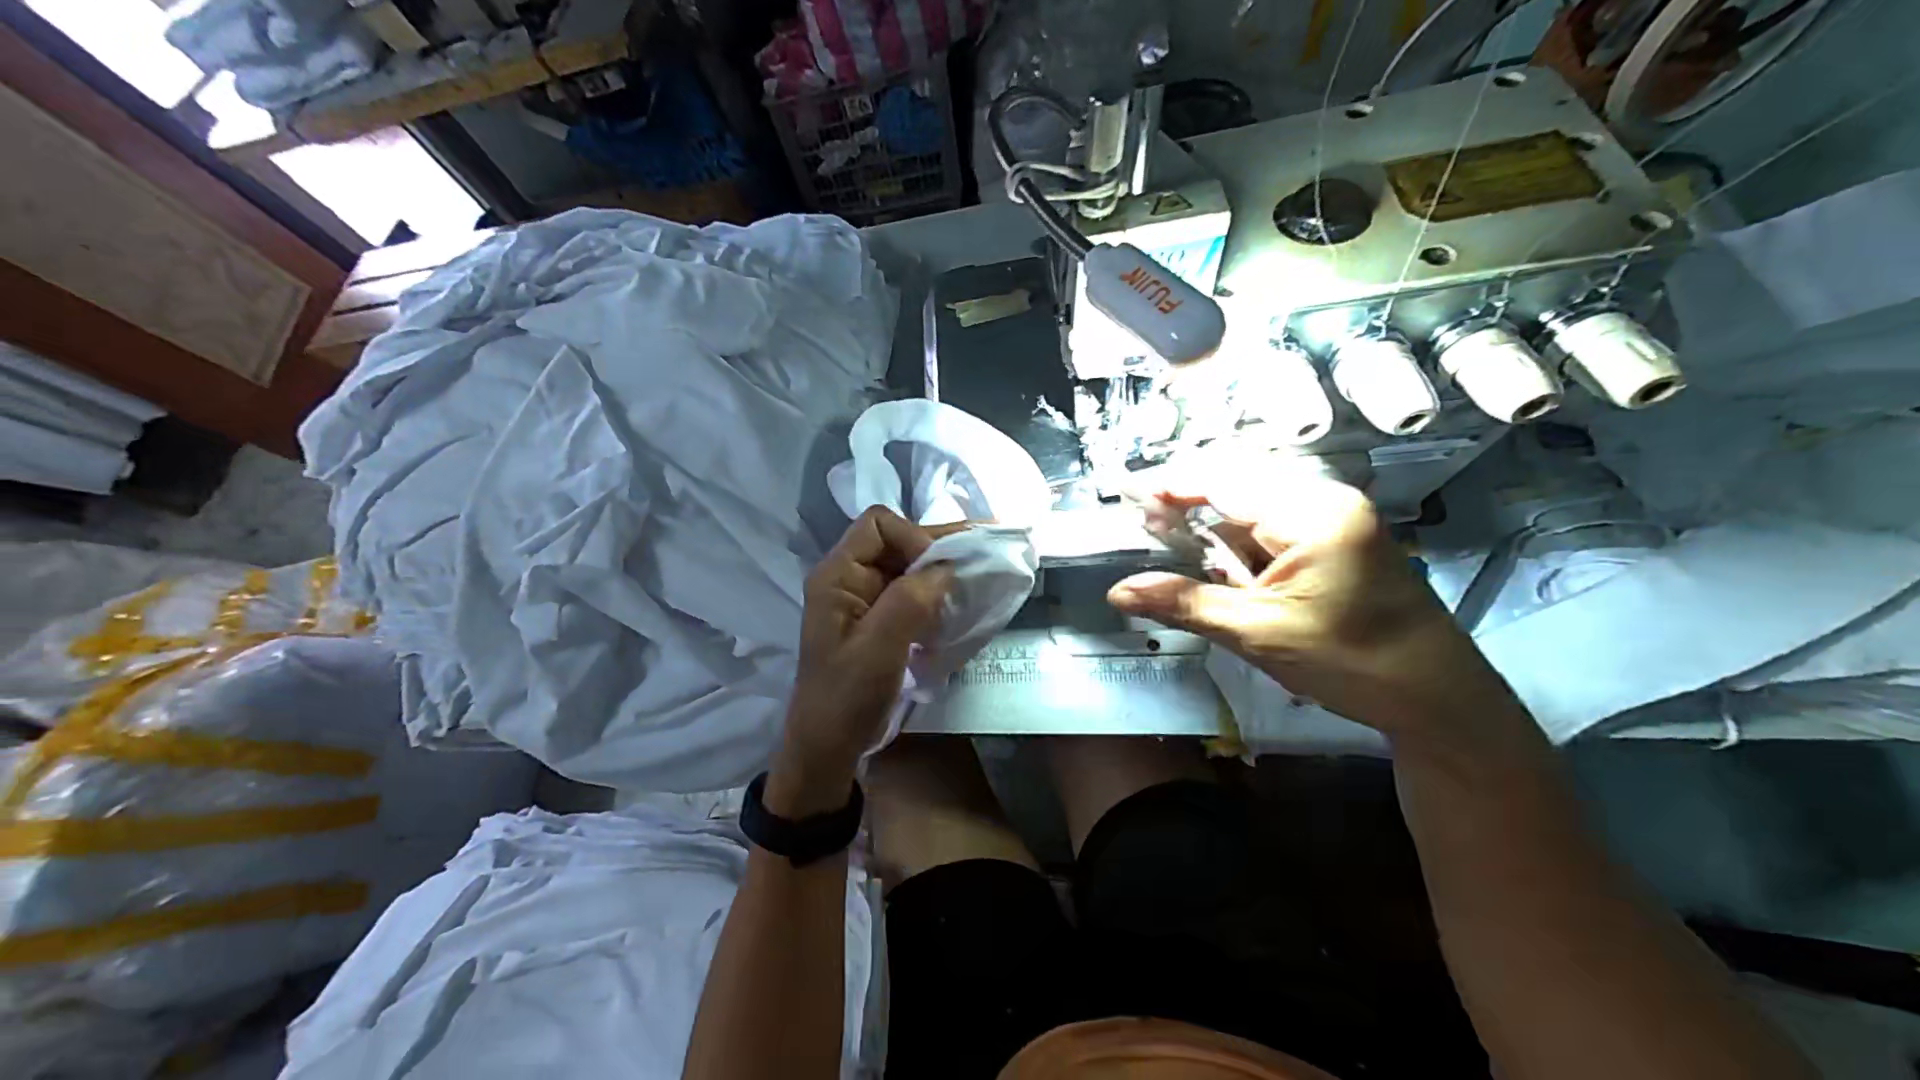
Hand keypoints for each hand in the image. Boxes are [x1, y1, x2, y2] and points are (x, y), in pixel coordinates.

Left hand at [772, 507, 957, 814]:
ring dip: (940, 570)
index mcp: (837, 576)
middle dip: (937, 547)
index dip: (913, 538)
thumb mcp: (878, 648)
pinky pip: (911, 593)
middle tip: (984, 548)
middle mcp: (850, 579)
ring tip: (979, 573)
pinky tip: (959, 603)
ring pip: (907, 567)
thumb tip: (948, 567)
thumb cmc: (846, 697)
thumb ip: (911, 600)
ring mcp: (864, 601)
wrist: (828, 747)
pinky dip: (936, 594)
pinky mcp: (879, 622)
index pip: (879, 526)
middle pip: (896, 542)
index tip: (939, 573)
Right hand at [1109, 470, 1529, 750]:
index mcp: (1312, 512)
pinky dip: (1235, 533)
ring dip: (1210, 516)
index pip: (1225, 479)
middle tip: (1144, 522)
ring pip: (1252, 497)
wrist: (1434, 694)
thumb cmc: (1351, 662)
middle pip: (1238, 478)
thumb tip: (1118, 591)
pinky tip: (1212, 554)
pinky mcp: (1334, 534)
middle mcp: (1324, 498)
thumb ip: (1185, 603)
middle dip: (1187, 497)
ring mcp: (1333, 514)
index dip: (1172, 485)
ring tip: (1167, 536)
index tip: (1127, 498)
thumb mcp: (1258, 633)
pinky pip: (1271, 518)